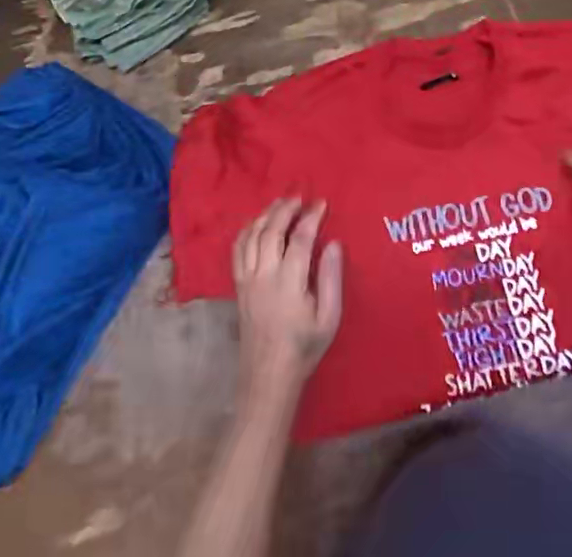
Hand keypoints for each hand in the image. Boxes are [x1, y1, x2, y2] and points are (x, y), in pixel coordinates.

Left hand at [232, 198, 342, 403]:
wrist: (269, 373)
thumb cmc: (304, 347)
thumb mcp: (328, 318)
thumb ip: (331, 279)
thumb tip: (334, 244)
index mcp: (289, 283)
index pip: (299, 239)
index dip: (310, 218)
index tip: (321, 204)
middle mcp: (264, 275)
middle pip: (271, 231)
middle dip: (285, 209)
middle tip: (299, 197)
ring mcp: (247, 279)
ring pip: (252, 236)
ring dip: (266, 215)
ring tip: (280, 204)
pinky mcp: (238, 284)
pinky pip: (237, 249)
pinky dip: (247, 230)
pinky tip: (256, 223)